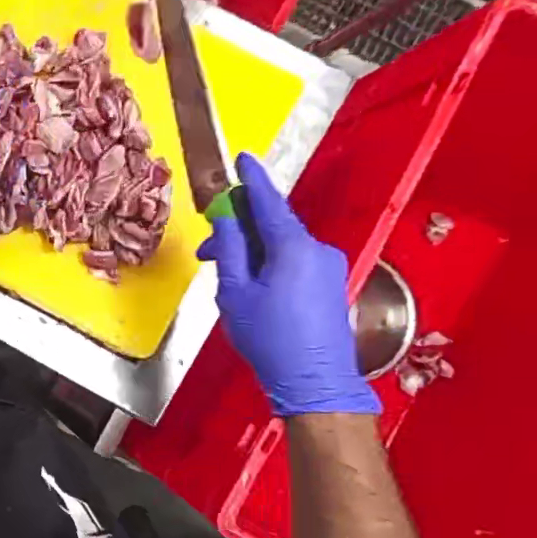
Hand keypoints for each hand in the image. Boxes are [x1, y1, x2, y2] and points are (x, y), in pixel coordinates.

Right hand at [197, 153, 378, 417]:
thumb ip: (230, 251)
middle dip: (239, 232)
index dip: (252, 180)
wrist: (313, 379)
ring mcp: (328, 267)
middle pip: (273, 228)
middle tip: (207, 252)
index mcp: (293, 248)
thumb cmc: (268, 337)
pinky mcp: (329, 284)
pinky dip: (268, 266)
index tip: (242, 158)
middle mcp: (317, 250)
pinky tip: (250, 289)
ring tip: (226, 280)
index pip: (270, 203)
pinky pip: (293, 263)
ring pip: (282, 248)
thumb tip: (226, 219)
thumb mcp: (235, 293)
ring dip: (251, 254)